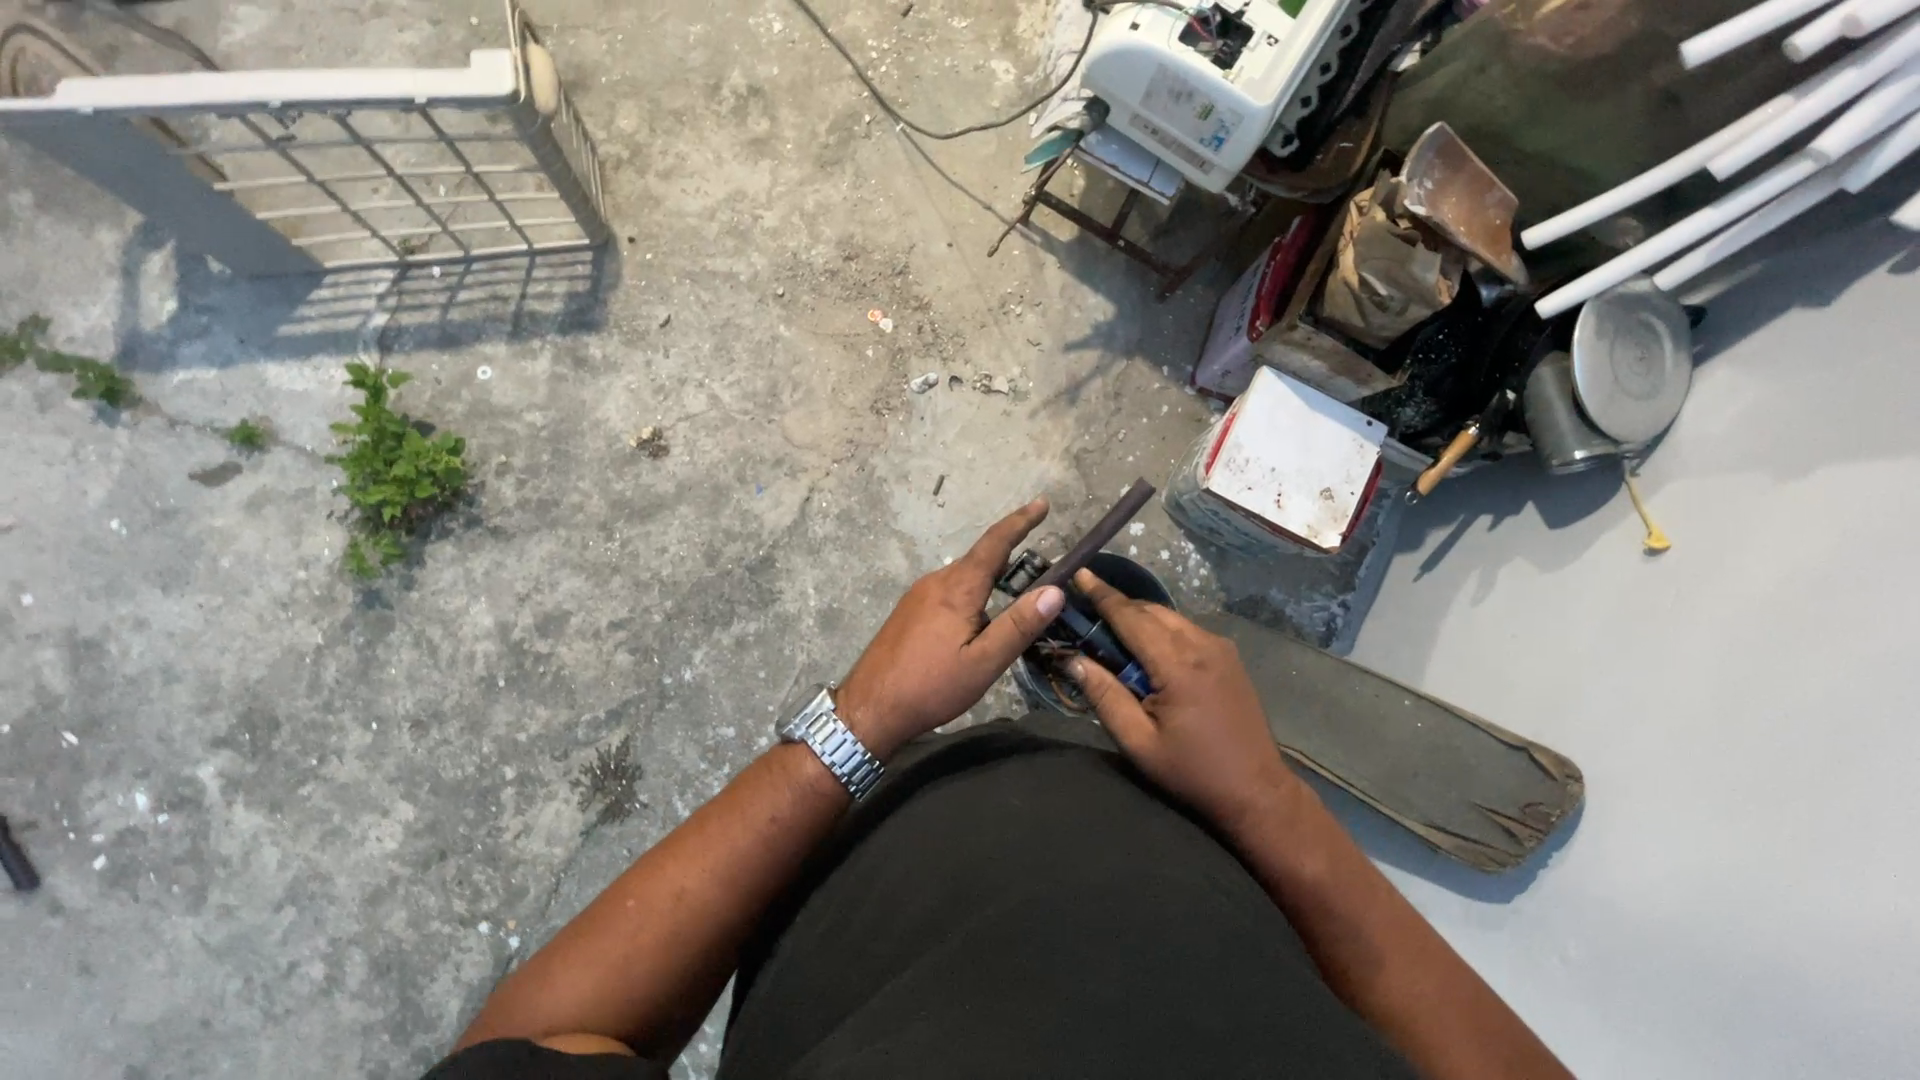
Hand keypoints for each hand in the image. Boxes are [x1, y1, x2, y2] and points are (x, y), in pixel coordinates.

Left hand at [835, 499, 1065, 758]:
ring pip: (964, 577)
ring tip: (1016, 596)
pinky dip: (972, 593)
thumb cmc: (930, 687)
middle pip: (980, 559)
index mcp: (958, 588)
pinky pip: (949, 592)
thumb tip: (1056, 590)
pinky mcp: (909, 612)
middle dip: (1011, 554)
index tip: (1042, 504)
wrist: (870, 708)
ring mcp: (918, 596)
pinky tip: (978, 621)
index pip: (995, 543)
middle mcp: (936, 582)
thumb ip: (1019, 625)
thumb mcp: (984, 662)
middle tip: (1043, 562)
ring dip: (991, 579)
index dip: (1021, 521)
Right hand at [1067, 569, 1296, 832]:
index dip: (1101, 594)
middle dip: (1117, 607)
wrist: (1256, 791)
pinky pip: (1186, 631)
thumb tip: (1072, 659)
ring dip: (1139, 619)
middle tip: (1084, 613)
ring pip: (1169, 618)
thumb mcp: (1138, 742)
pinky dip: (1160, 630)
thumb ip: (1104, 695)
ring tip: (1110, 634)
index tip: (1078, 572)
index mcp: (1178, 665)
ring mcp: (1220, 649)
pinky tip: (1146, 651)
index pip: (1130, 617)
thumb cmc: (1191, 772)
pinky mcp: (1228, 657)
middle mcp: (1202, 645)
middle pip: (1150, 611)